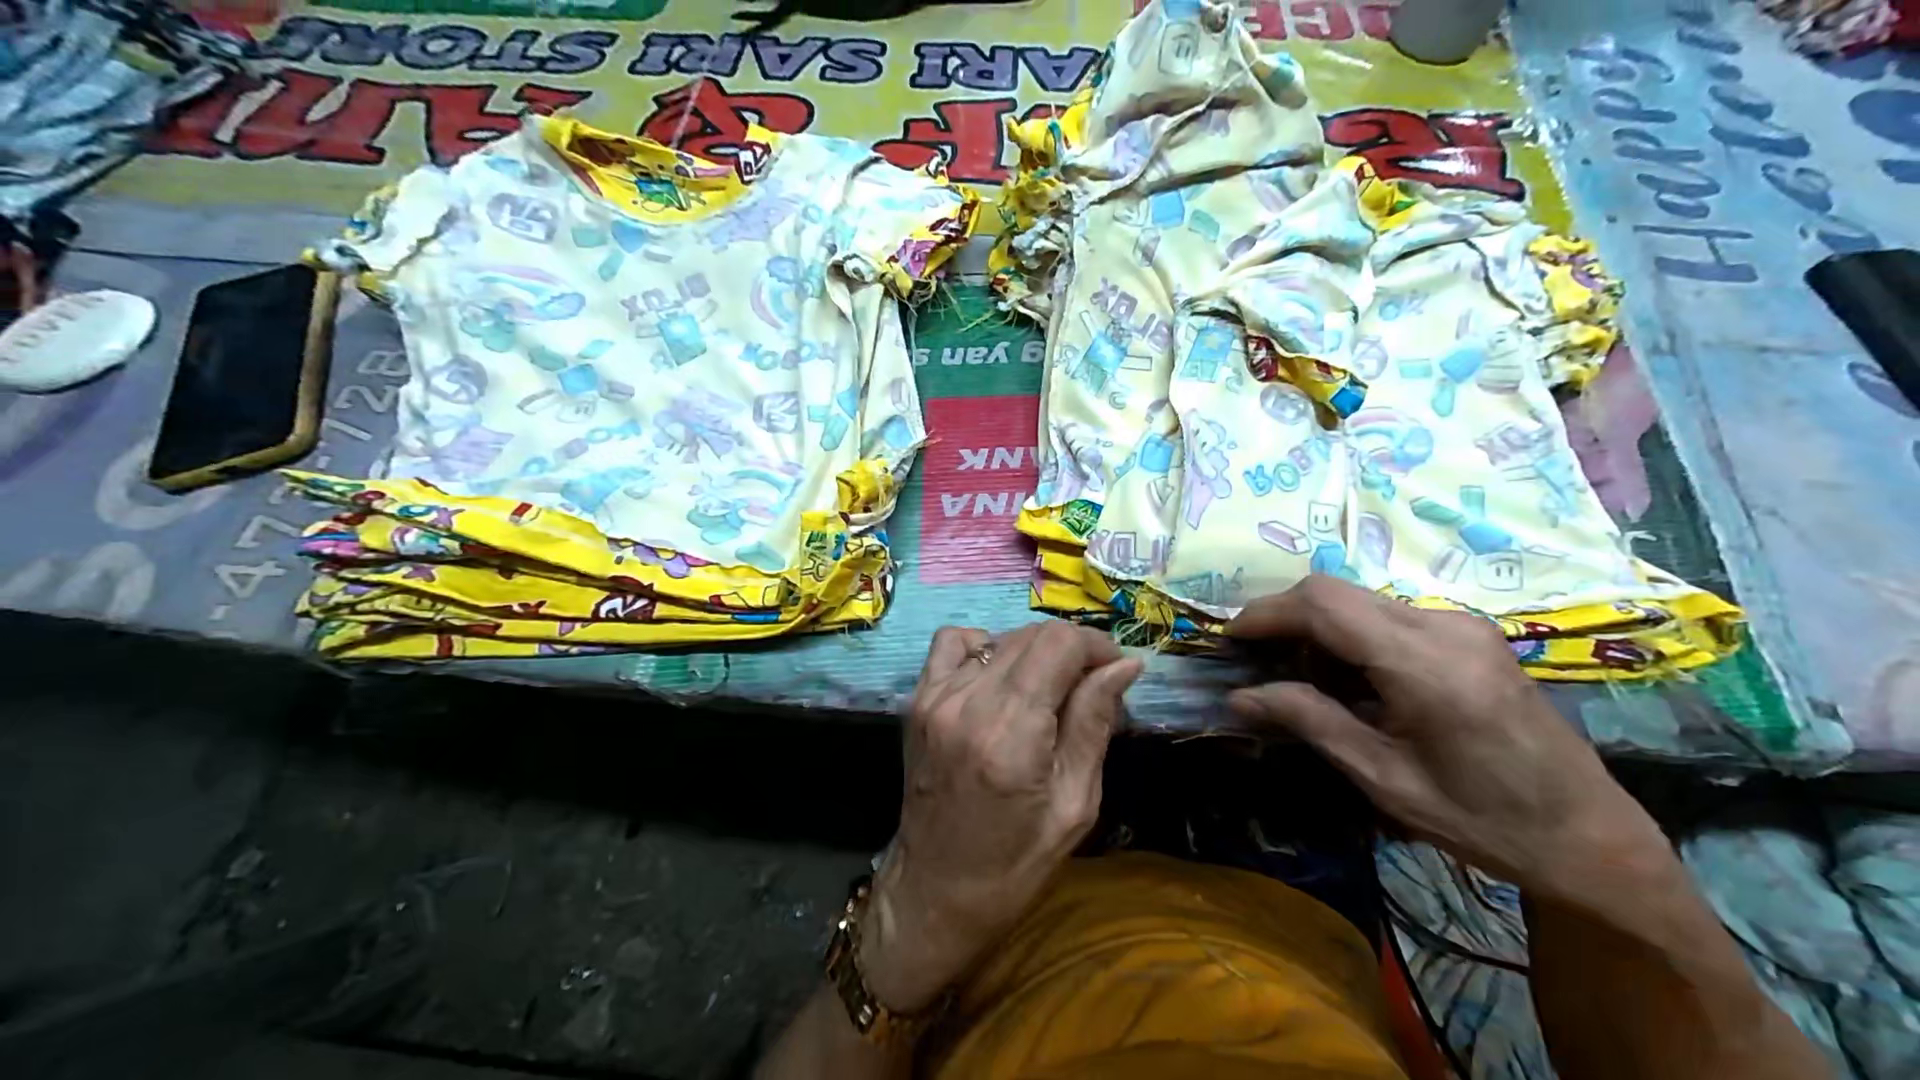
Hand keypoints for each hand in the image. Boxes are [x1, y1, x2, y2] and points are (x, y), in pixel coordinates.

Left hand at [860, 622, 1142, 1012]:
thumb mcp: (1075, 802)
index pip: (1058, 644)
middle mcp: (968, 703)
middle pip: (1031, 635)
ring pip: (999, 638)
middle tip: (1092, 685)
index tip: (1117, 669)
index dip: (1096, 645)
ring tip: (1049, 689)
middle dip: (1072, 649)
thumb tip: (1124, 665)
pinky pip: (952, 643)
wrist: (936, 889)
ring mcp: (935, 698)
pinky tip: (1001, 678)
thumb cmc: (1016, 862)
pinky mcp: (918, 700)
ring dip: (1034, 653)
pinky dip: (985, 647)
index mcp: (1010, 733)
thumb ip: (1095, 722)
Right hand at [1225, 576, 1669, 898]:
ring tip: (1296, 676)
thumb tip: (1238, 696)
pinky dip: (1347, 633)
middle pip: (1335, 590)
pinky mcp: (1468, 632)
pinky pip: (1385, 613)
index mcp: (1426, 665)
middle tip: (1254, 659)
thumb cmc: (1483, 820)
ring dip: (1314, 625)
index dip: (1264, 614)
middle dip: (1282, 616)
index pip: (1322, 605)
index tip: (1228, 640)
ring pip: (1357, 598)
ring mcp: (1461, 624)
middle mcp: (1445, 626)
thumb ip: (1309, 722)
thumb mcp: (1384, 778)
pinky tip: (1345, 677)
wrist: (1590, 837)